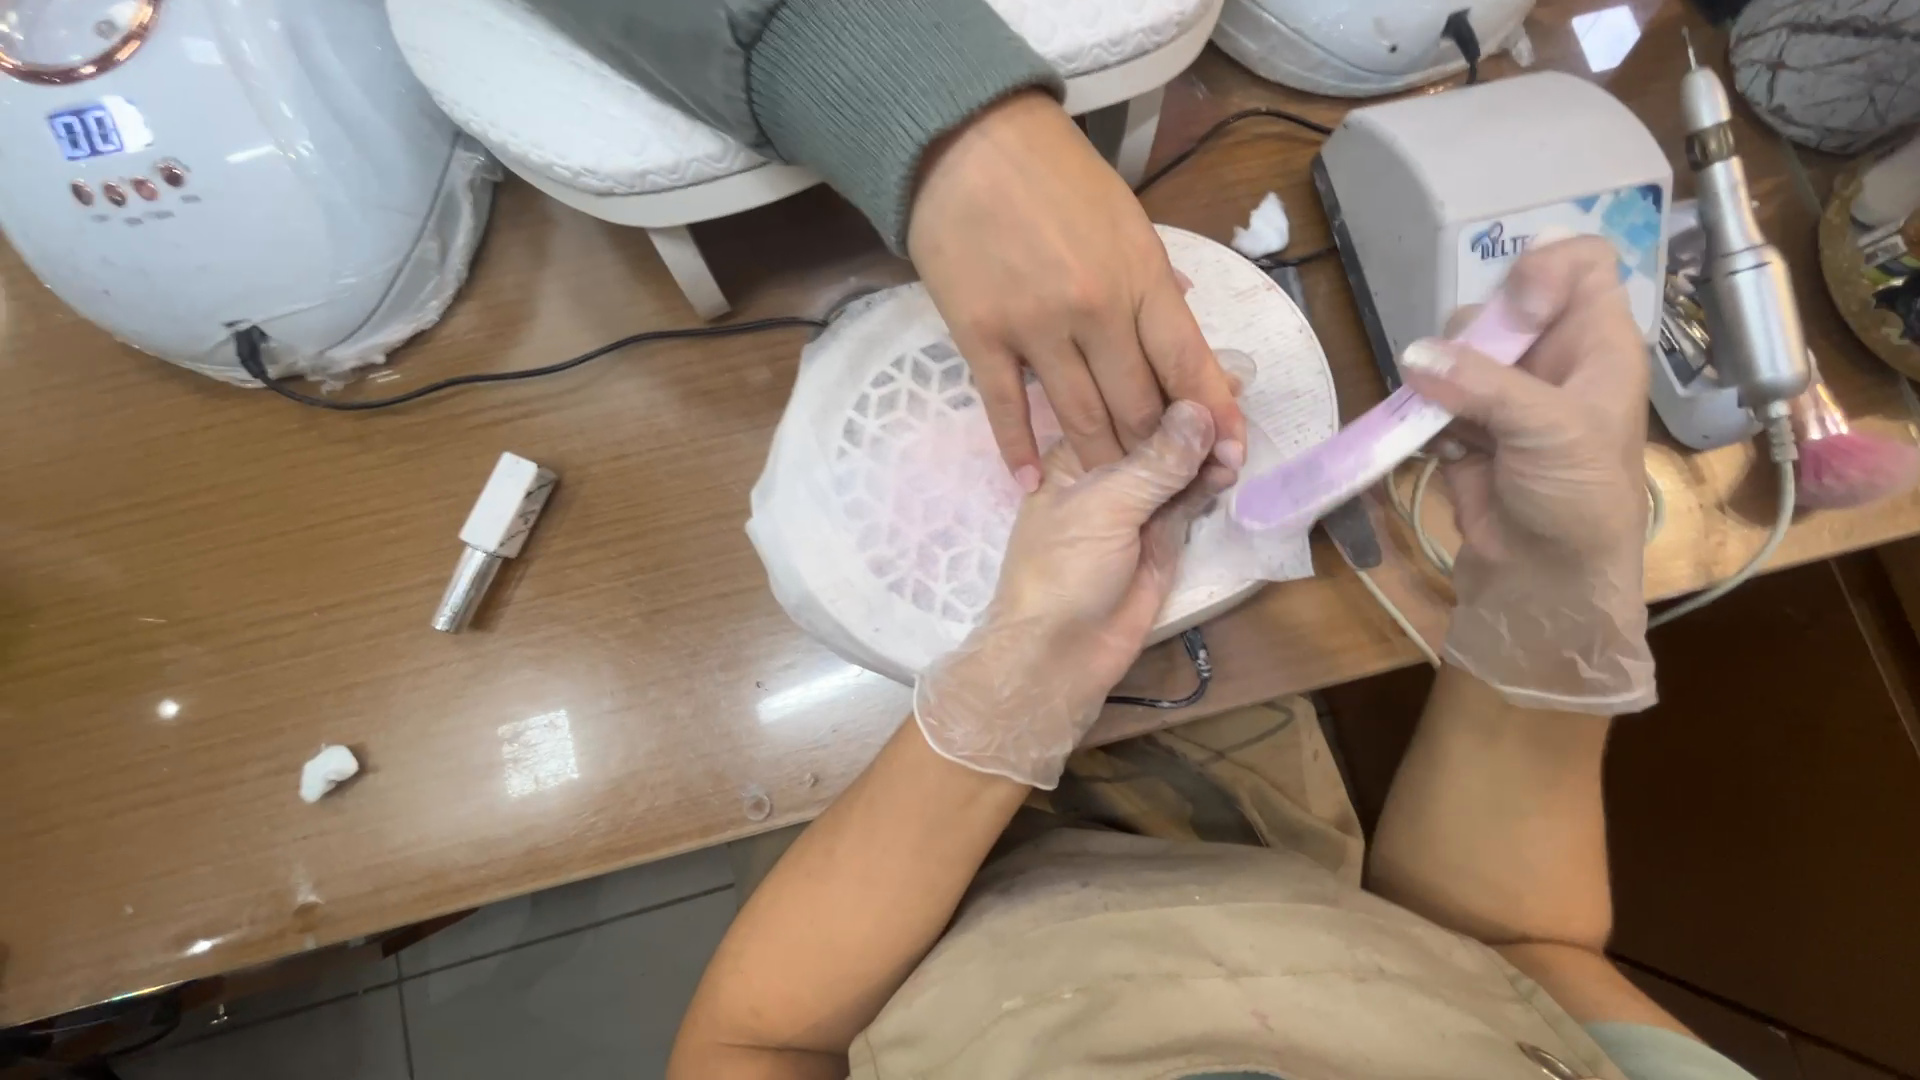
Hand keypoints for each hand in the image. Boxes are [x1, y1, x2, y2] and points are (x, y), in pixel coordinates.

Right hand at [907, 91, 1245, 490]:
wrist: (963, 143)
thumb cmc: (1052, 173)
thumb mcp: (1124, 215)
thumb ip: (1152, 275)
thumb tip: (1183, 311)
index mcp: (1140, 275)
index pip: (1188, 363)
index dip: (1214, 418)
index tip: (1231, 458)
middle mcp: (1096, 311)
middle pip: (1138, 404)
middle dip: (1158, 450)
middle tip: (1166, 482)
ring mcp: (1036, 329)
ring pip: (1080, 417)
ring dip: (1101, 459)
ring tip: (1111, 490)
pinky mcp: (981, 339)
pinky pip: (1005, 408)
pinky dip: (1018, 449)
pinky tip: (1030, 481)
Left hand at [914, 401, 1225, 787]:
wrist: (1061, 651)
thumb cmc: (1063, 569)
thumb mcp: (1103, 506)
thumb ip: (1154, 461)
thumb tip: (1200, 410)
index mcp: (1073, 456)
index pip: (1122, 407)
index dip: (1162, 388)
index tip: (1207, 369)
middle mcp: (1105, 475)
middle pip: (1155, 434)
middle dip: (1193, 418)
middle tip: (1236, 400)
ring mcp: (1135, 507)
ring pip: (1178, 467)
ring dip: (1206, 453)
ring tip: (1235, 445)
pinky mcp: (1160, 538)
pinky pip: (1189, 501)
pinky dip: (1207, 485)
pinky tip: (1227, 470)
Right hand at [1399, 235, 1655, 713]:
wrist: (1541, 570)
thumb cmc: (1579, 496)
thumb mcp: (1552, 431)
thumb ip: (1486, 386)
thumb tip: (1413, 356)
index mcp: (1595, 346)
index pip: (1579, 265)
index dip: (1544, 269)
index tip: (1513, 309)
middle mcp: (1548, 360)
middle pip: (1497, 308)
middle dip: (1472, 339)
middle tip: (1468, 379)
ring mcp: (1500, 394)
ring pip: (1453, 354)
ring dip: (1437, 381)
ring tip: (1447, 421)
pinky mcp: (1461, 425)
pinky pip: (1428, 398)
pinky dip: (1421, 416)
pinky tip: (1440, 446)